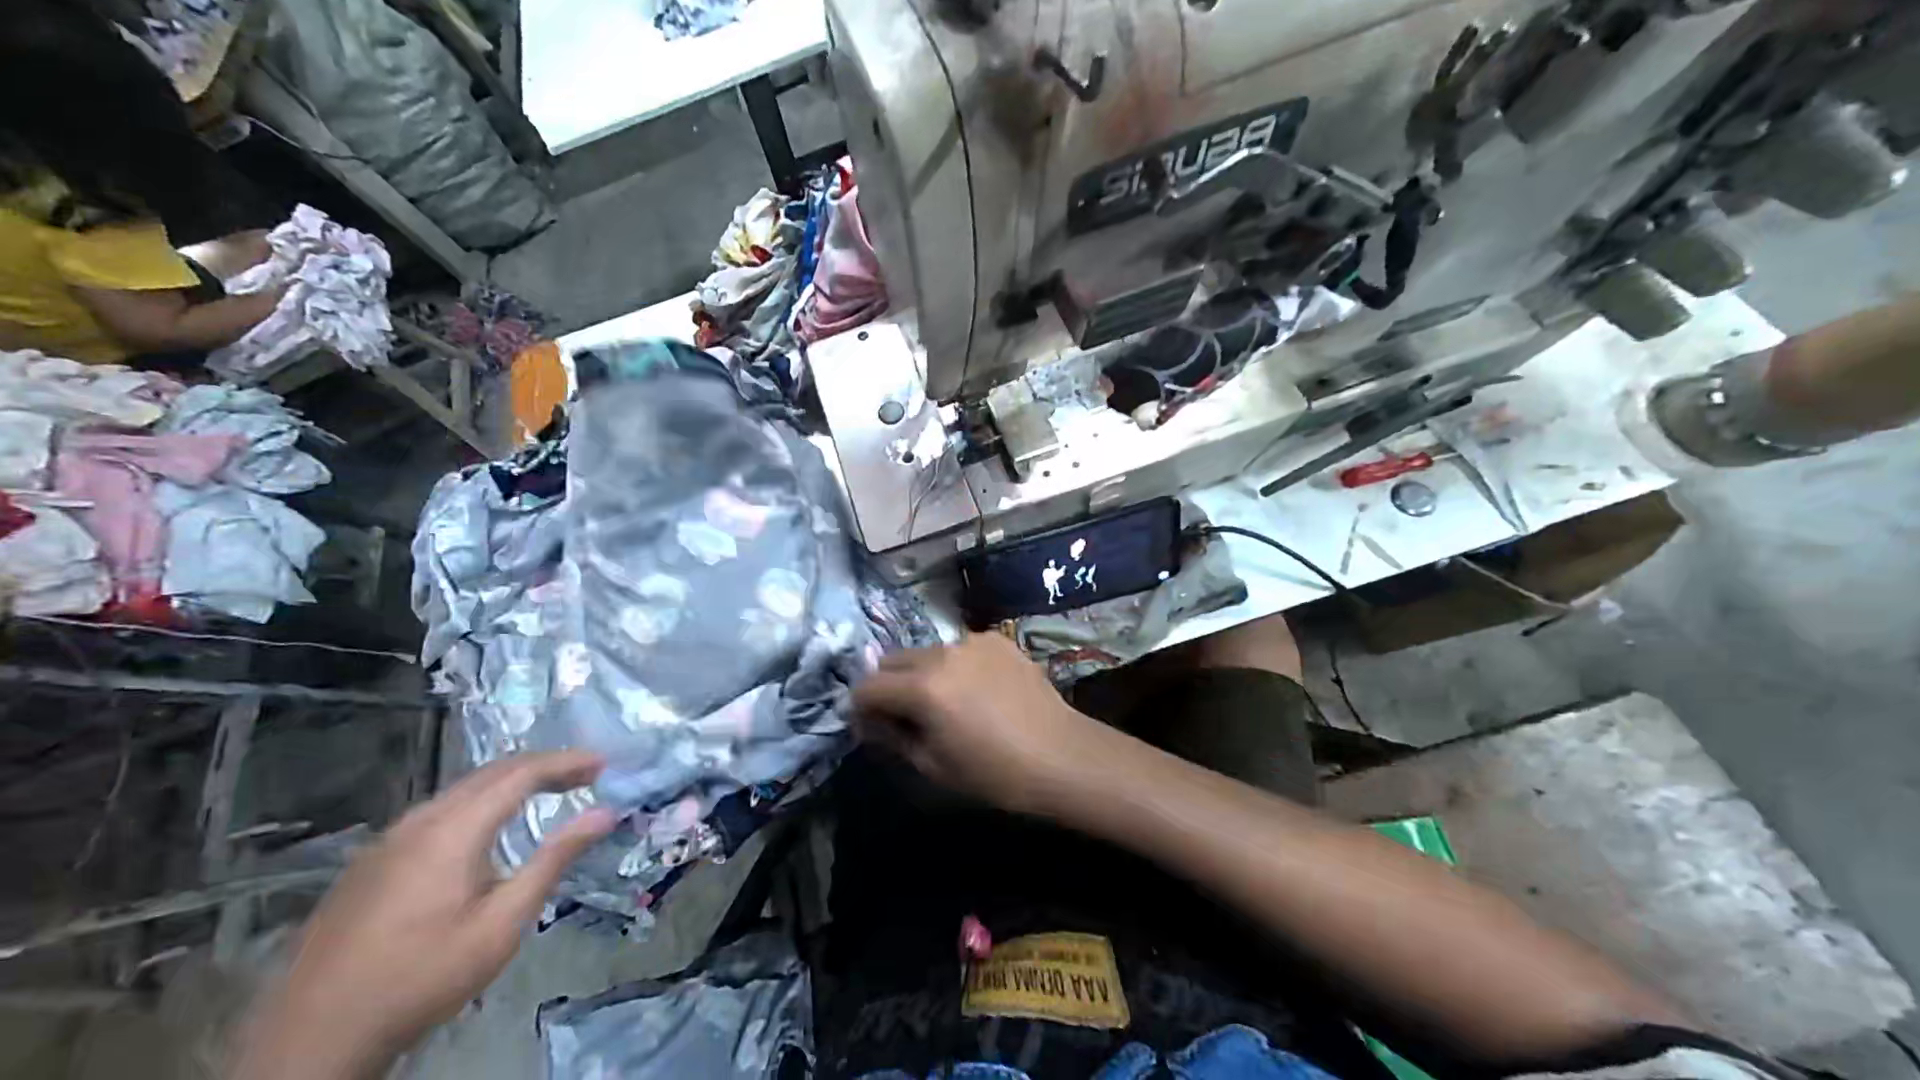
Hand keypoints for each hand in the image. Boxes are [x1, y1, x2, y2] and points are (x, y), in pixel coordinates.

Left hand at [232, 751, 615, 1079]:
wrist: (313, 1037)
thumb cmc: (423, 976)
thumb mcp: (503, 922)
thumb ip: (554, 859)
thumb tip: (604, 814)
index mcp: (453, 829)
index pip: (521, 773)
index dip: (566, 762)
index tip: (603, 764)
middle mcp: (419, 821)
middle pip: (491, 773)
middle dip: (543, 766)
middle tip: (585, 775)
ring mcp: (387, 841)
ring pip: (461, 791)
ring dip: (509, 784)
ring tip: (546, 794)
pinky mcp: (370, 863)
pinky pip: (436, 813)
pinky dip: (478, 804)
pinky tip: (486, 831)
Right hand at [853, 633, 1121, 815]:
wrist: (1061, 755)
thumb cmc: (994, 773)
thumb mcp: (933, 765)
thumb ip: (892, 736)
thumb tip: (868, 721)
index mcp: (922, 687)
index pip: (867, 686)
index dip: (861, 708)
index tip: (871, 726)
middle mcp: (942, 653)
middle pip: (892, 660)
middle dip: (889, 684)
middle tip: (905, 714)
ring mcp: (972, 640)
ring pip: (927, 652)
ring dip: (923, 672)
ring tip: (947, 702)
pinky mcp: (997, 639)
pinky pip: (960, 648)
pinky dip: (956, 665)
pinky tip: (979, 690)